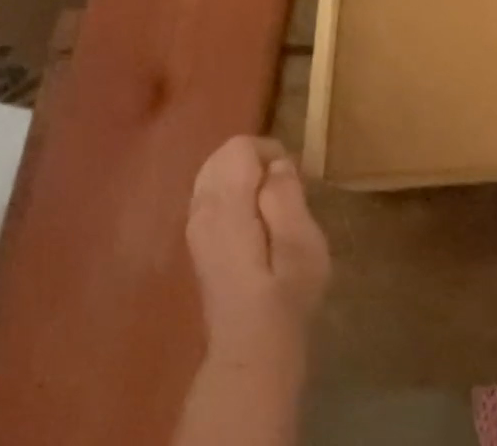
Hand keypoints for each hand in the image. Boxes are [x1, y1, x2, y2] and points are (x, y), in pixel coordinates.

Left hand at [186, 136, 331, 365]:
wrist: (252, 348)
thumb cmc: (287, 294)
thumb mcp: (302, 243)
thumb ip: (286, 196)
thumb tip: (277, 165)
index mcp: (226, 207)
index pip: (237, 148)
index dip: (271, 150)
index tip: (296, 178)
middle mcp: (201, 211)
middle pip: (221, 156)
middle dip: (257, 160)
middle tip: (288, 190)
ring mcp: (195, 228)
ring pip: (213, 174)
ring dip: (246, 177)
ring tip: (275, 205)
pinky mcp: (198, 242)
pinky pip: (211, 195)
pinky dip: (235, 193)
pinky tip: (258, 222)